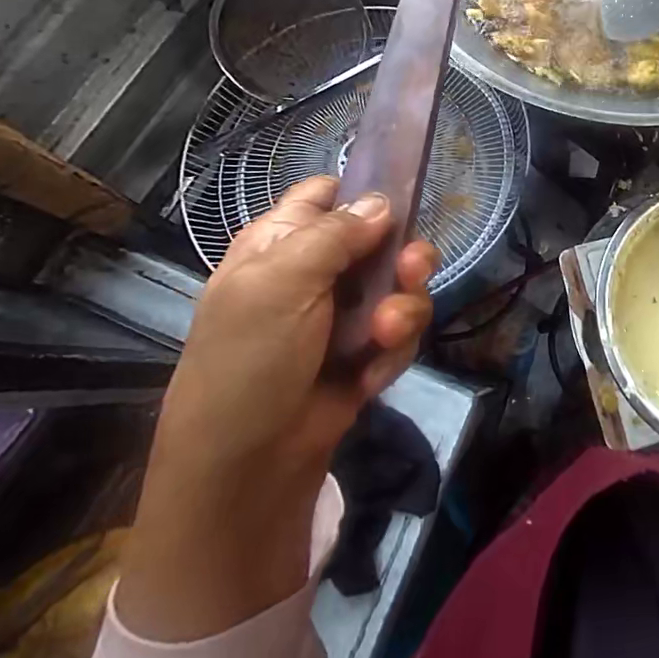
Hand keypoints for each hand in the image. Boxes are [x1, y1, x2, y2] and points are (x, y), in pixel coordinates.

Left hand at [117, 176, 437, 640]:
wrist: (247, 464)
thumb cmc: (251, 355)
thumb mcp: (281, 282)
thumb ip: (334, 234)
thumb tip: (382, 202)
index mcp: (282, 242)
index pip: (328, 197)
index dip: (362, 194)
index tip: (401, 200)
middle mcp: (316, 272)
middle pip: (379, 240)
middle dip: (401, 257)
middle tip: (411, 271)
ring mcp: (342, 316)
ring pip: (398, 287)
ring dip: (402, 311)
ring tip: (384, 336)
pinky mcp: (364, 355)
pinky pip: (399, 333)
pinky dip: (391, 352)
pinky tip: (370, 377)